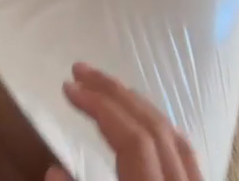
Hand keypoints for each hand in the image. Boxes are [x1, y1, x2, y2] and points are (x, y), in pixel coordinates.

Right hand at [45, 63, 201, 180]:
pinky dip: (160, 125)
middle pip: (152, 127)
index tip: (68, 86)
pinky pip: (185, 151)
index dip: (100, 107)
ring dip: (136, 103)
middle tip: (80, 70)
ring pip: (173, 135)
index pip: (132, 138)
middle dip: (114, 93)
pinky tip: (143, 118)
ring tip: (106, 86)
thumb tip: (53, 169)